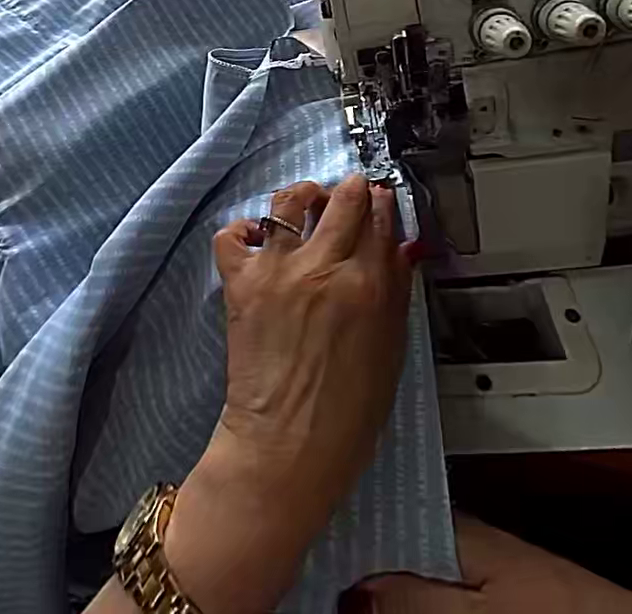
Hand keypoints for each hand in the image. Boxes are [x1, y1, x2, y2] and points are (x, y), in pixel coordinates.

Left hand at [163, 175, 416, 612]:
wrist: (287, 443)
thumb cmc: (347, 410)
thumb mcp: (391, 351)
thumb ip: (395, 293)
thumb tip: (399, 249)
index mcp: (368, 288)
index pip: (379, 222)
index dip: (381, 203)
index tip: (380, 195)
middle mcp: (323, 268)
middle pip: (341, 202)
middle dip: (350, 188)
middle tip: (350, 188)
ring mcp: (277, 271)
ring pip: (289, 203)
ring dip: (302, 195)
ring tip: (306, 200)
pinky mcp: (241, 282)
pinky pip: (232, 235)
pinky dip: (242, 229)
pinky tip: (255, 237)